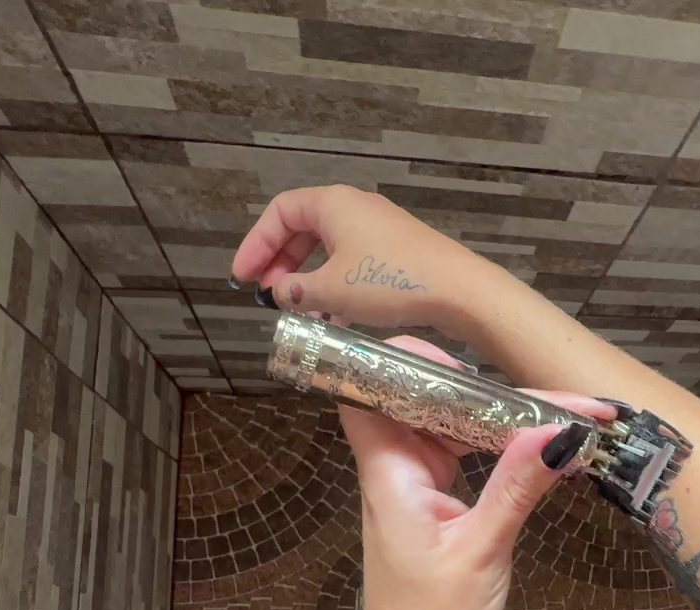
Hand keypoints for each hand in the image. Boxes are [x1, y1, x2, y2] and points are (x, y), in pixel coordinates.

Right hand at [229, 185, 503, 332]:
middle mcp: (355, 207)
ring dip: (311, 278)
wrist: (456, 290)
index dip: (256, 245)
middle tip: (270, 294)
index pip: (280, 213)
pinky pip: (355, 263)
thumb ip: (297, 290)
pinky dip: (338, 284)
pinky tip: (337, 316)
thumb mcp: (332, 289)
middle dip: (282, 263)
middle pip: (304, 229)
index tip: (243, 278)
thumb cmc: (389, 281)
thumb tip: (280, 293)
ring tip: (302, 310)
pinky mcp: (399, 251)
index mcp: (333, 203)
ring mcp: (380, 229)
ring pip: (331, 249)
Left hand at [343, 336, 615, 609]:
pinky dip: (495, 443)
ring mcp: (413, 481)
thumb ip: (517, 488)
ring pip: (448, 423)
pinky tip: (534, 444)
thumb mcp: (481, 553)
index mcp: (389, 472)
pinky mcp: (432, 498)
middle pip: (425, 398)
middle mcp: (394, 466)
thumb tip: (561, 432)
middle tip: (553, 399)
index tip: (467, 363)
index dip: (408, 362)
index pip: (371, 388)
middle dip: (484, 389)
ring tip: (560, 415)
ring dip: (497, 416)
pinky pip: (460, 451)